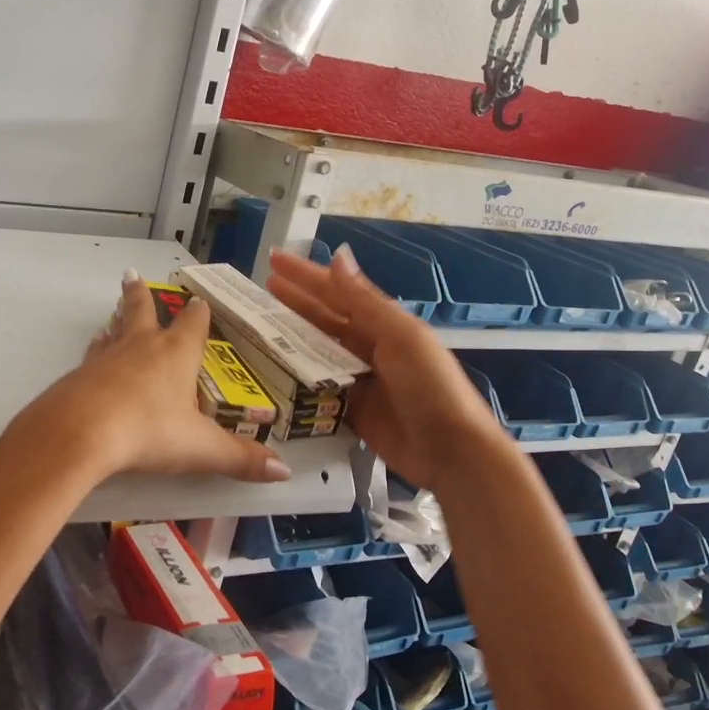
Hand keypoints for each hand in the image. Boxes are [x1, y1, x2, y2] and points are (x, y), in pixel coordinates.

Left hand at [12, 272, 291, 484]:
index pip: (192, 325)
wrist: (80, 431)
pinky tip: (91, 360)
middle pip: (140, 311)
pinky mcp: (78, 375)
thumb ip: (240, 459)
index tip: (199, 300)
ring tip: (113, 317)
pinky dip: (95, 354)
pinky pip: (91, 358)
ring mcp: (105, 358)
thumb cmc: (148, 431)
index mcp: (176, 354)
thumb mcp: (201, 448)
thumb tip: (285, 471)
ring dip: (116, 322)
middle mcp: (140, 346)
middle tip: (131, 275)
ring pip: (113, 332)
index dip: (198, 313)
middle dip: (140, 295)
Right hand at [267, 246, 508, 490]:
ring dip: (288, 337)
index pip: (338, 291)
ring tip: (254, 325)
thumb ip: (365, 300)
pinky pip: (317, 387)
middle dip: (292, 302)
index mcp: (384, 324)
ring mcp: (359, 379)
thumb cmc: (432, 388)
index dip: (305, 275)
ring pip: (315, 351)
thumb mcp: (401, 337)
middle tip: (256, 290)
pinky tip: (269, 369)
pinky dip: (295, 376)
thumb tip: (338, 255)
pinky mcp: (350, 410)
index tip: (274, 259)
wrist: (454, 454)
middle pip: (323, 318)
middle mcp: (369, 346)